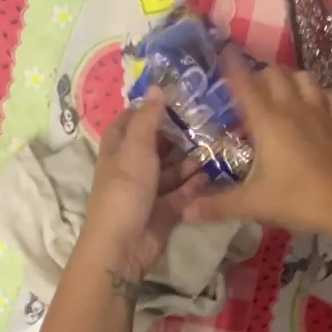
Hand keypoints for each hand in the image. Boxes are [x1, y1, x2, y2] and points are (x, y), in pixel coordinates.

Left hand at [83, 87, 209, 282]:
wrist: (124, 244)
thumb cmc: (125, 189)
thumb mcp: (136, 148)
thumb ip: (148, 119)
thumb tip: (157, 87)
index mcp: (117, 150)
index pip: (129, 122)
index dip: (147, 109)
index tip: (173, 97)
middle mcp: (132, 168)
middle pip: (155, 146)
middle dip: (177, 135)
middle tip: (205, 121)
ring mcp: (148, 191)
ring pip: (171, 170)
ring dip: (189, 160)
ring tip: (213, 147)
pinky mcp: (164, 211)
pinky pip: (182, 193)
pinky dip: (195, 184)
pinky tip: (212, 174)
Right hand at [184, 60, 331, 240]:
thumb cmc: (297, 199)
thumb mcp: (252, 204)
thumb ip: (216, 205)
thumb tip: (183, 212)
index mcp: (267, 120)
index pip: (244, 82)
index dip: (230, 65)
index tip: (221, 53)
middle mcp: (293, 108)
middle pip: (274, 73)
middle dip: (258, 75)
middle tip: (246, 93)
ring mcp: (320, 112)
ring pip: (304, 77)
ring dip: (289, 79)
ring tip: (278, 95)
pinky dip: (322, 95)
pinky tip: (315, 106)